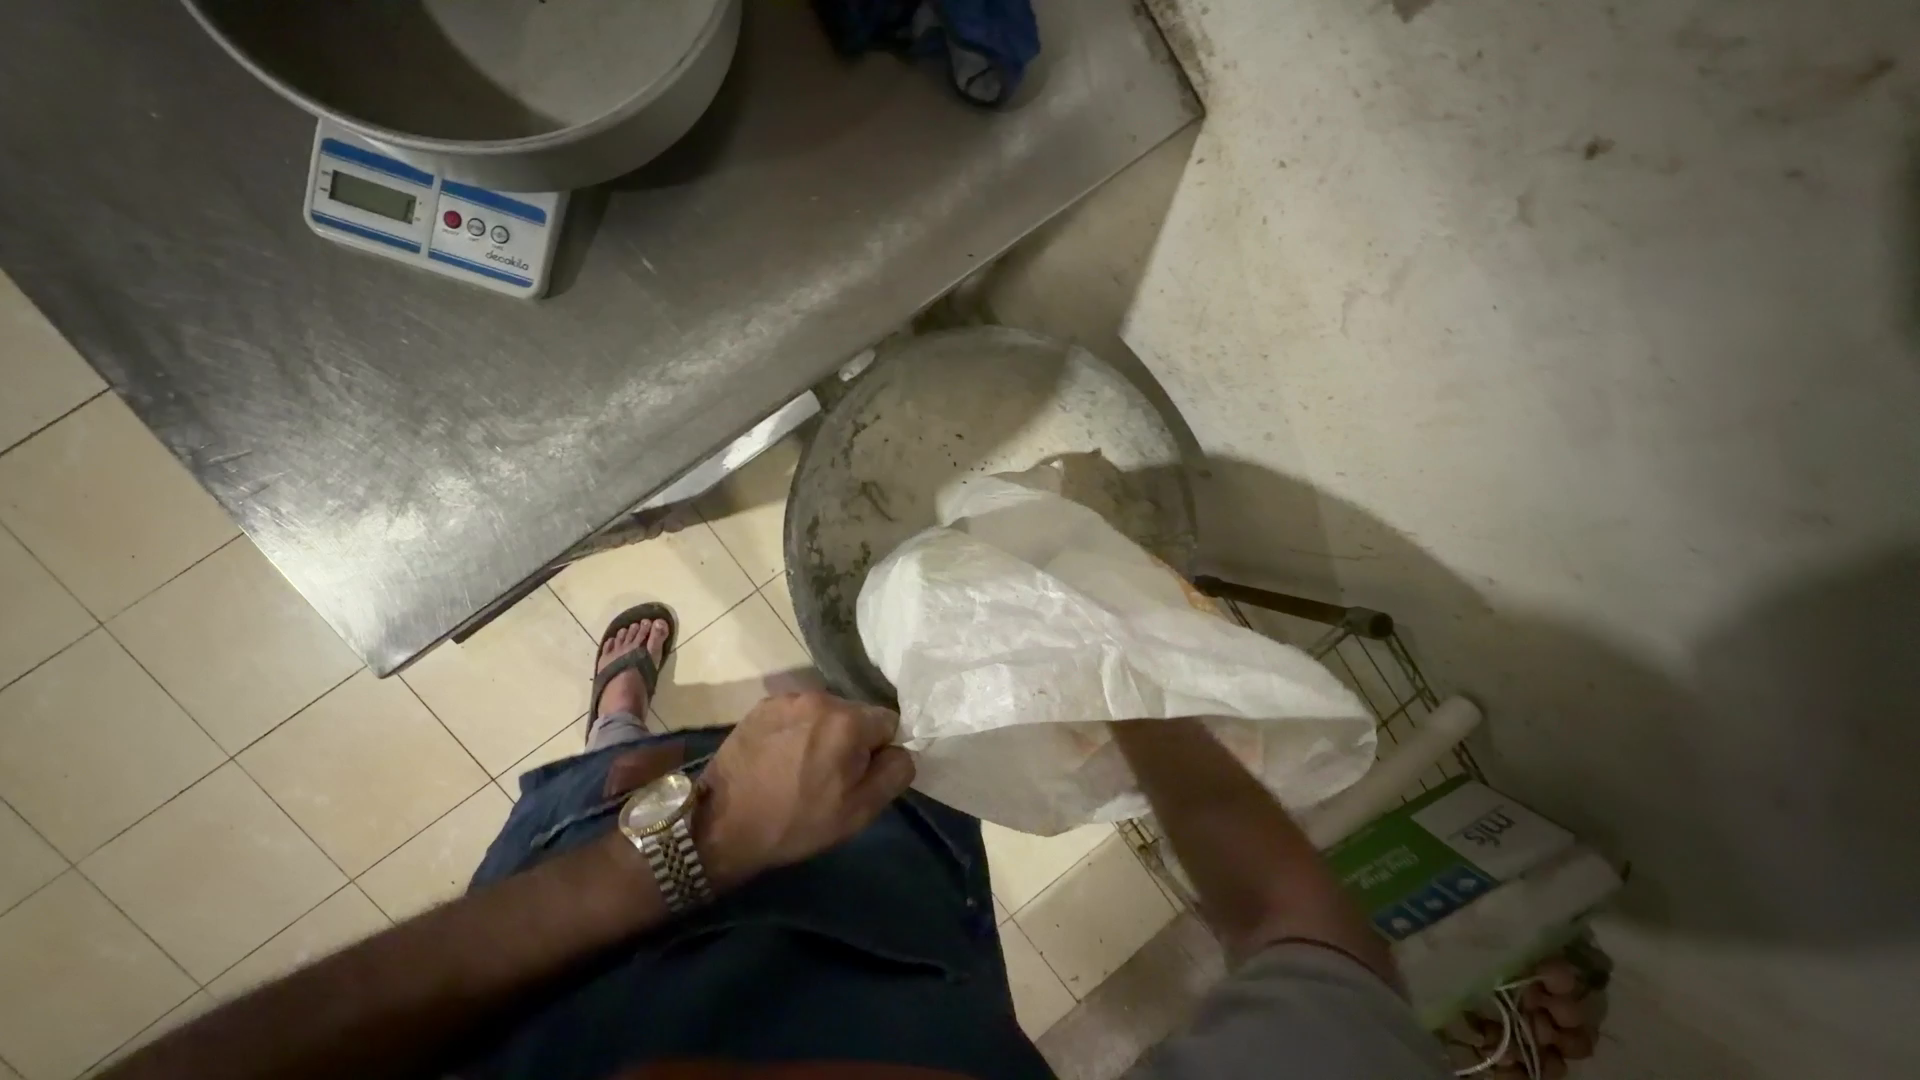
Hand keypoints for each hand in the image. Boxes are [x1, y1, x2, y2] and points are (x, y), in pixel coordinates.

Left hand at [694, 691, 914, 889]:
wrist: (724, 824)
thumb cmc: (797, 822)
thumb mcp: (859, 811)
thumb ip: (894, 772)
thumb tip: (902, 750)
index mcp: (849, 720)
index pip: (889, 723)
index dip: (879, 752)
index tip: (858, 778)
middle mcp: (820, 697)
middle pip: (856, 715)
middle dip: (852, 740)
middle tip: (830, 777)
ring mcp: (787, 699)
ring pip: (826, 713)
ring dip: (824, 733)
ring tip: (802, 768)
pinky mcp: (761, 706)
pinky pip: (797, 714)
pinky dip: (797, 730)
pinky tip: (781, 758)